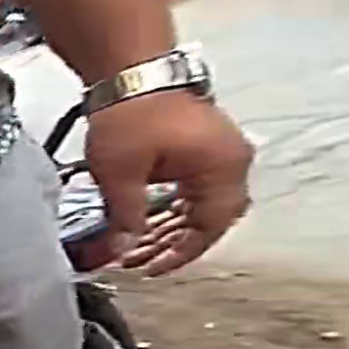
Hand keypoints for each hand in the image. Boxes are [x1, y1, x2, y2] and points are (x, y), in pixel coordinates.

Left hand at [84, 90, 252, 275]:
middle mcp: (229, 163)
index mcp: (222, 169)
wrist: (131, 79)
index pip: (211, 225)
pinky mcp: (194, 151)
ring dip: (165, 228)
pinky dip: (164, 209)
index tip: (150, 270)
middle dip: (171, 243)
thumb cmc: (129, 122)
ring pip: (195, 205)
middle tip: (133, 262)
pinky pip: (187, 190)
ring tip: (129, 248)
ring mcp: (213, 156)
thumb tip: (123, 249)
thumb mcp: (120, 175)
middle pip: (207, 217)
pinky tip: (139, 224)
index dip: (182, 252)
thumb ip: (126, 215)